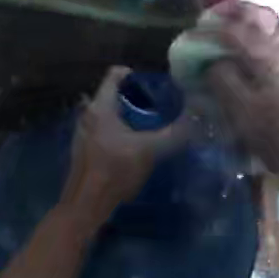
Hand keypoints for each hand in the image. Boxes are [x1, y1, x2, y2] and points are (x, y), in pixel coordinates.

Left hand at [62, 67, 183, 217]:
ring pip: (107, 114)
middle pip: (111, 95)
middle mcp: (87, 115)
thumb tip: (196, 120)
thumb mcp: (149, 150)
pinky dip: (118, 131)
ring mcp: (82, 133)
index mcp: (100, 107)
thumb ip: (173, 134)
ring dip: (126, 116)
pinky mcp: (83, 150)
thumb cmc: (114, 170)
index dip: (132, 73)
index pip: (114, 75)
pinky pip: (103, 130)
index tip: (151, 81)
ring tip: (148, 125)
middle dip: (133, 97)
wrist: (85, 204)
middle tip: (156, 104)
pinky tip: (133, 146)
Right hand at [204, 2, 278, 173]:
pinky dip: (253, 36)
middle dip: (232, 12)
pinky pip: (271, 41)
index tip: (190, 34)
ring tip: (220, 29)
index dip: (210, 31)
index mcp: (275, 54)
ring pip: (268, 26)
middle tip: (208, 17)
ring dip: (243, 22)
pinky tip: (237, 48)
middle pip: (260, 16)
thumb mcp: (239, 107)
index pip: (237, 31)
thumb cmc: (271, 133)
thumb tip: (212, 61)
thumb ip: (222, 76)